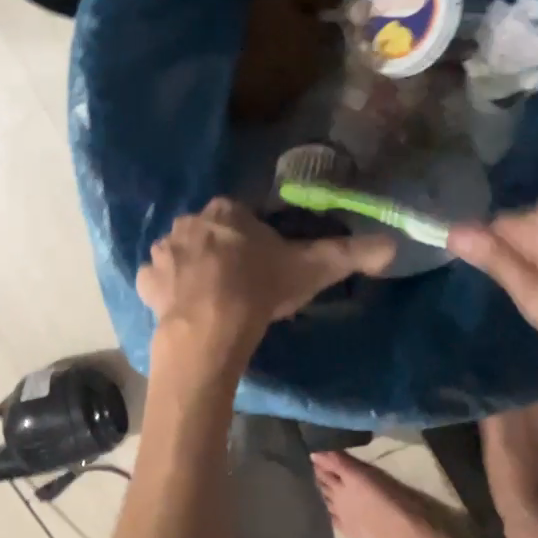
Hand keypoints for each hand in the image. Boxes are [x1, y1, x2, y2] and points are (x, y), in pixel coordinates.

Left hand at [137, 198, 395, 354]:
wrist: (212, 326)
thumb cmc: (260, 288)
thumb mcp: (312, 268)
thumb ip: (351, 254)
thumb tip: (393, 245)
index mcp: (225, 211)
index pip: (239, 217)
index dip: (251, 241)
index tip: (262, 266)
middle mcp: (188, 223)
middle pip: (207, 235)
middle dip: (220, 254)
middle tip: (239, 287)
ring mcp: (162, 252)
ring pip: (180, 256)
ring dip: (192, 272)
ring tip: (212, 302)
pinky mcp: (145, 282)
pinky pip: (157, 282)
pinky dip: (168, 292)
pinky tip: (185, 310)